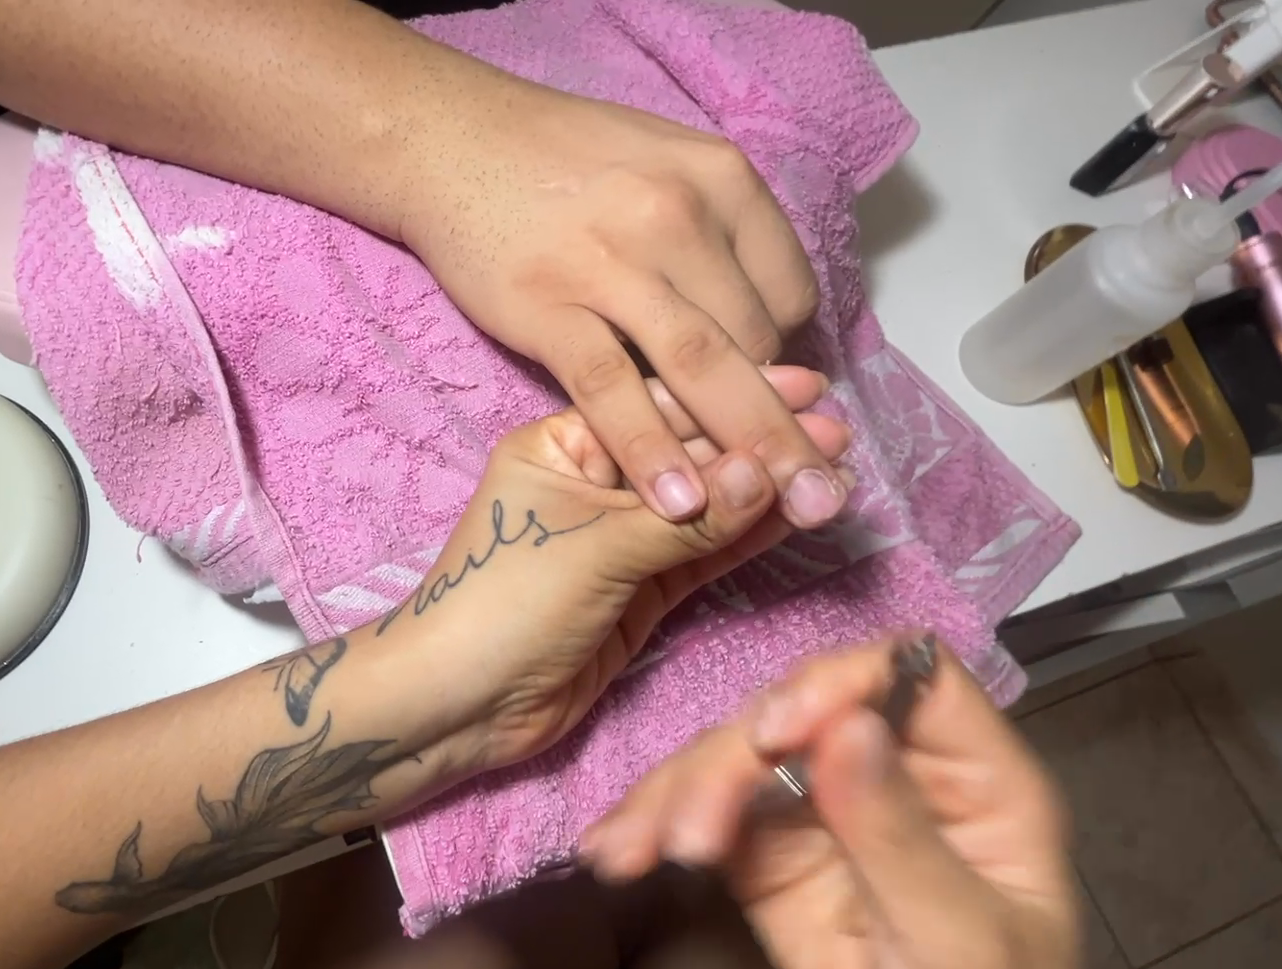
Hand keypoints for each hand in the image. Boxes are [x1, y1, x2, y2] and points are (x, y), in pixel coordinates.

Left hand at [380, 367, 848, 783]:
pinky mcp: (637, 587)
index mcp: (561, 445)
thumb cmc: (507, 602)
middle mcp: (591, 482)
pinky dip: (743, 539)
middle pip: (686, 456)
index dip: (727, 400)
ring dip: (762, 493)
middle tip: (836, 435)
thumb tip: (771, 468)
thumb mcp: (595, 548)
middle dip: (756, 447)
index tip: (808, 389)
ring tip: (833, 470)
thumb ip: (687, 518)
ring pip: (701, 508)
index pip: (655, 409)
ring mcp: (617, 537)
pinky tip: (792, 515)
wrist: (464, 702)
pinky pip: (699, 555)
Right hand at [398, 87, 844, 527]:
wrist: (455, 143)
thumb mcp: (663, 161)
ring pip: (697, 368)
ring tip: (784, 512)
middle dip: (792, 428)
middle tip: (826, 497)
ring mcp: (611, 266)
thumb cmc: (559, 158)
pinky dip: (648, 448)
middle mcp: (678, 218)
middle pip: (754, 341)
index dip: (787, 363)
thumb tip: (748, 311)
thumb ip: (714, 230)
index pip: (786, 294)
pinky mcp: (550, 309)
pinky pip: (610, 388)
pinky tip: (676, 500)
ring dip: (743, 448)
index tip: (775, 408)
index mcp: (721, 180)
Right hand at [579, 642, 1087, 968]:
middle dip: (726, 765)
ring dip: (673, 797)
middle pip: (789, 713)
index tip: (773, 734)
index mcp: (961, 772)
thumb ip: (898, 831)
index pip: (904, 676)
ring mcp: (812, 797)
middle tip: (691, 836)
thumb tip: (848, 724)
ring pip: (729, 757)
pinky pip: (697, 810)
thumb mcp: (960, 936)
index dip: (835, 681)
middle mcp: (878, 764)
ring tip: (629, 853)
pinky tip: (613, 849)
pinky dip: (649, 825)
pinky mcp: (759, 838)